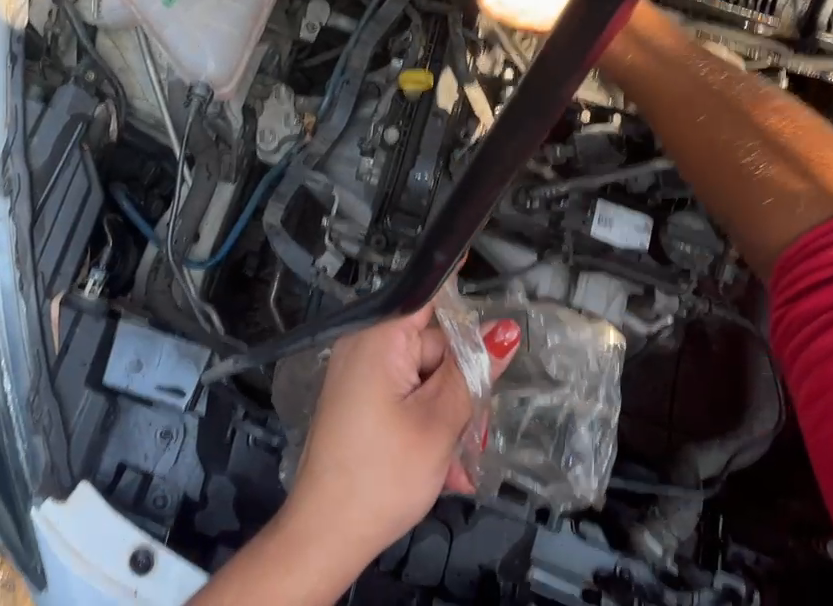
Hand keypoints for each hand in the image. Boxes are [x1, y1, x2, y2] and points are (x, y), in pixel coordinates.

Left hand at [281, 306, 520, 566]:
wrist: (327, 534)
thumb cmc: (381, 475)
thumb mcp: (439, 423)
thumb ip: (473, 372)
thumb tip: (505, 329)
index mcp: (378, 337)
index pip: (430, 297)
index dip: (466, 307)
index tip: (496, 320)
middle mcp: (365, 347)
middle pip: (434, 347)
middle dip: (462, 388)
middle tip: (475, 434)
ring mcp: (361, 376)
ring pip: (426, 380)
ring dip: (450, 418)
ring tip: (458, 464)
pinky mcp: (361, 402)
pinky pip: (407, 399)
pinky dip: (428, 427)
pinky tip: (443, 469)